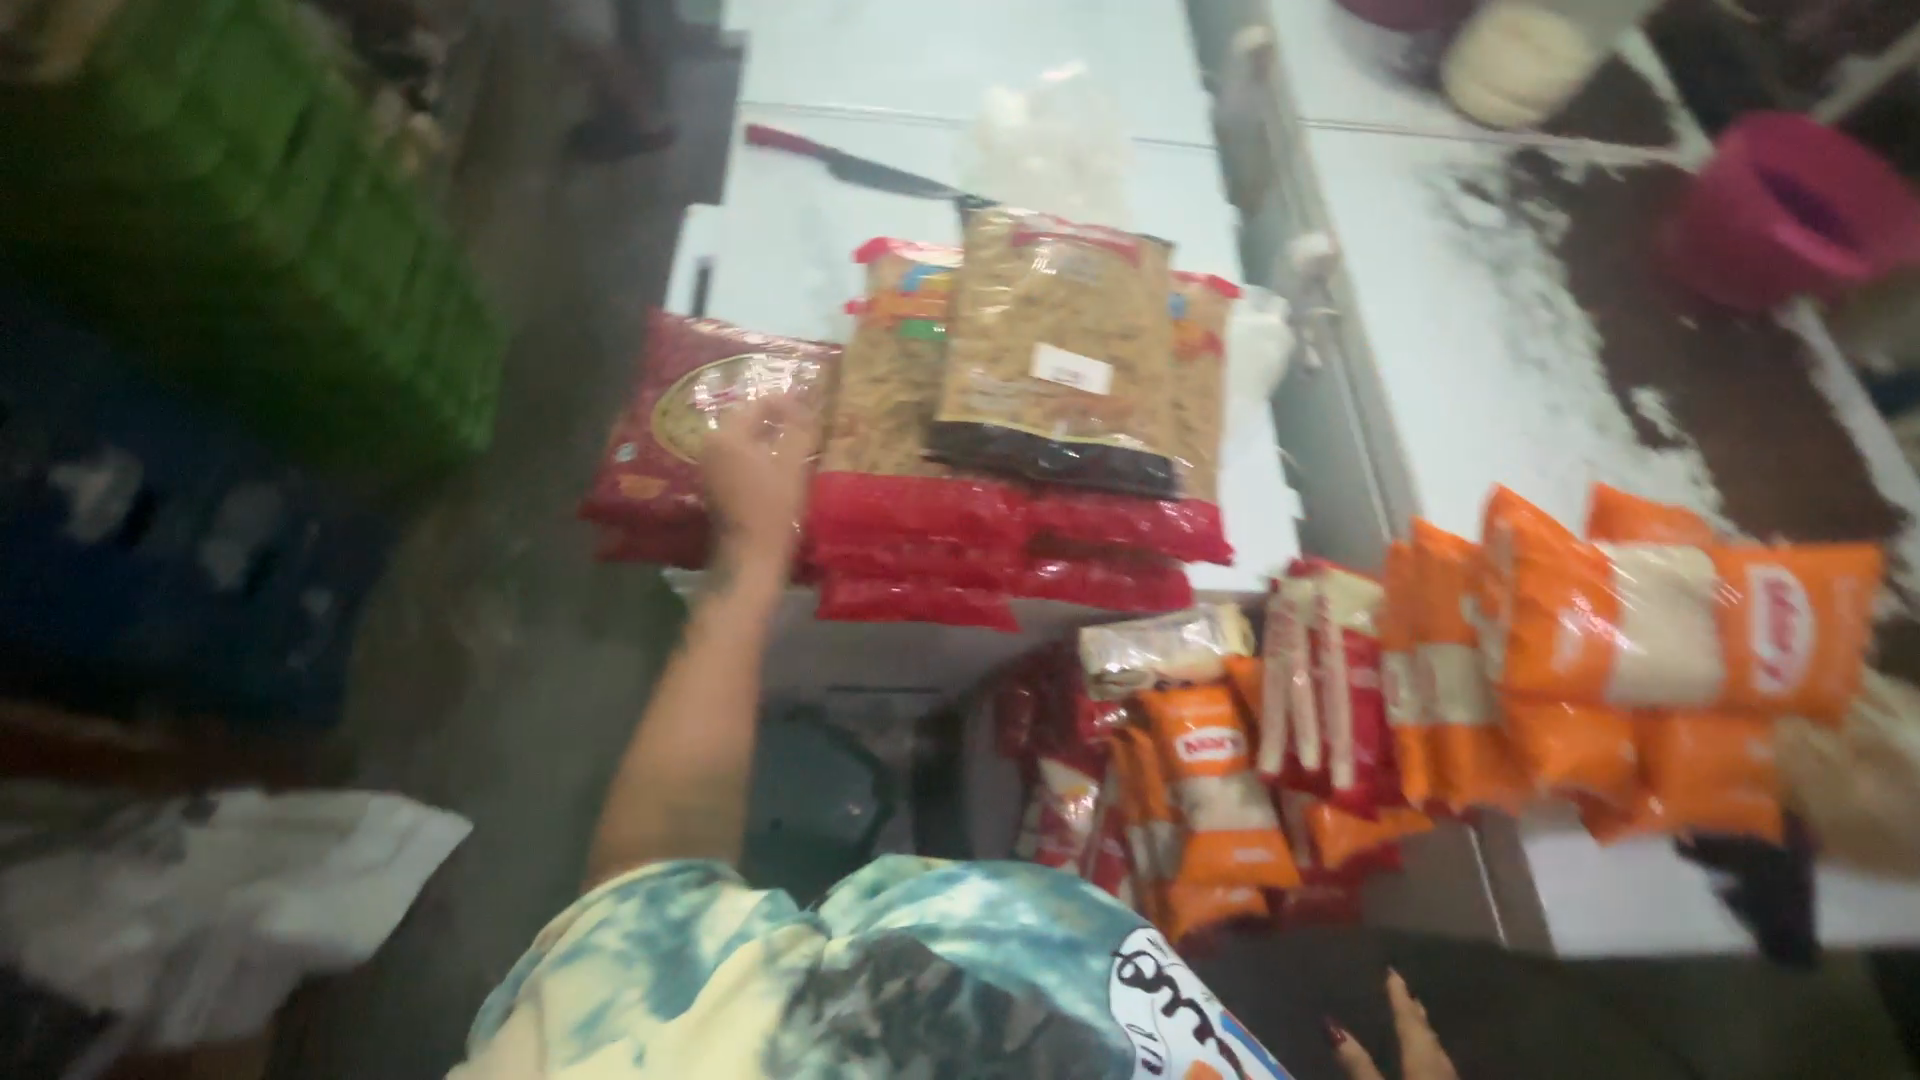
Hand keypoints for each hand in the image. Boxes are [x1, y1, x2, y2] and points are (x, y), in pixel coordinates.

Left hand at [701, 395, 816, 573]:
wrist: (750, 556)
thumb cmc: (773, 509)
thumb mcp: (792, 465)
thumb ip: (800, 430)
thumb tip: (808, 409)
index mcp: (726, 436)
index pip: (759, 403)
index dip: (789, 404)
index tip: (813, 413)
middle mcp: (710, 445)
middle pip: (748, 420)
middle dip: (778, 420)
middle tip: (808, 428)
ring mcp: (708, 467)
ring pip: (743, 440)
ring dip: (769, 438)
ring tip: (798, 446)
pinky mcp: (713, 485)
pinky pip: (737, 458)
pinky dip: (758, 455)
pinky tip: (779, 467)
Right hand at [1328, 970, 1458, 1079]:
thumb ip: (1358, 1063)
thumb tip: (1330, 1024)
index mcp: (1421, 1058)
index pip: (1409, 1020)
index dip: (1399, 994)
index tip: (1392, 969)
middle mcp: (1441, 1066)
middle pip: (1426, 1032)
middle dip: (1413, 1008)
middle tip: (1403, 986)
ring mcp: (1451, 1079)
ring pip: (1436, 1048)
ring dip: (1423, 1029)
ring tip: (1414, 1013)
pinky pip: (1440, 1063)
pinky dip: (1429, 1049)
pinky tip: (1426, 1055)